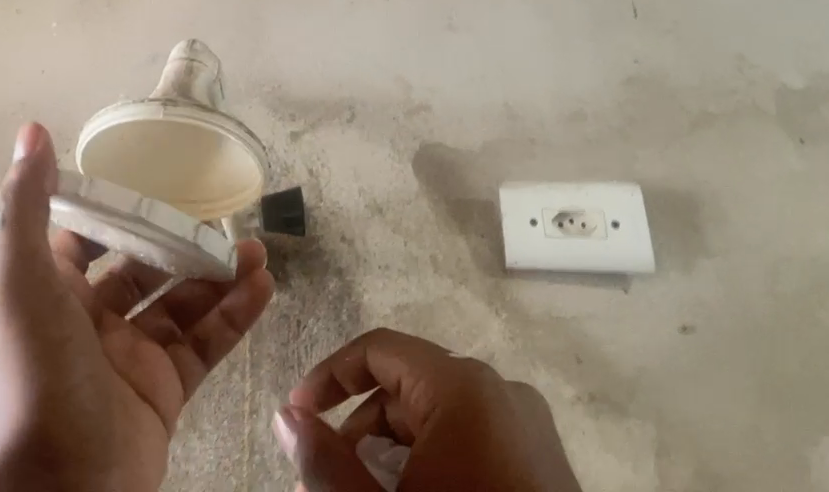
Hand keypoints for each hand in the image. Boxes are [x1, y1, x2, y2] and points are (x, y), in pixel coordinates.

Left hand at [0, 123, 275, 491]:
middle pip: (144, 266)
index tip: (158, 180)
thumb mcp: (16, 280)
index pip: (88, 235)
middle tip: (222, 218)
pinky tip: (262, 287)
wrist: (49, 491)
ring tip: (255, 248)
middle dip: (181, 241)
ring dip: (216, 274)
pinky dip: (234, 316)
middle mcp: (89, 320)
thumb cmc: (30, 374)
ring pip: (181, 304)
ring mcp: (129, 358)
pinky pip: (204, 345)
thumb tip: (31, 129)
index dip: (119, 209)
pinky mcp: (163, 394)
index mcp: (52, 290)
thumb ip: (23, 204)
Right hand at [274, 328, 582, 491]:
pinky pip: (472, 440)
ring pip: (438, 418)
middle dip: (358, 429)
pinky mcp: (542, 462)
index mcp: (462, 386)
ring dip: (392, 452)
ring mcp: (526, 426)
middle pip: (406, 388)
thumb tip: (286, 417)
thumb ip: (327, 462)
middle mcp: (499, 390)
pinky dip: (433, 462)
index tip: (297, 415)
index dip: (329, 376)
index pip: (378, 350)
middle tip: (322, 477)